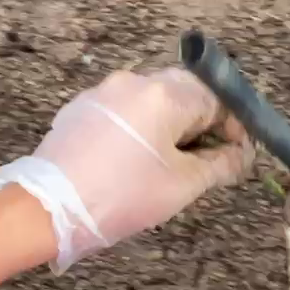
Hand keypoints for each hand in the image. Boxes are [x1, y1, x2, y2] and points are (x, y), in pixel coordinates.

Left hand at [0, 69, 253, 269]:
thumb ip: (220, 164)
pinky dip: (140, 130)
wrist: (48, 208)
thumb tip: (241, 155)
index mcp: (164, 94)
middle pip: (184, 93)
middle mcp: (134, 81)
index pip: (217, 99)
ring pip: (152, 102)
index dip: (234, 128)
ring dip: (170, 128)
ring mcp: (103, 92)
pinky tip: (134, 162)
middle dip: (201, 126)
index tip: (235, 156)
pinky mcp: (81, 109)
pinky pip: (124, 111)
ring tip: (168, 166)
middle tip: (205, 163)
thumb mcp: (182, 185)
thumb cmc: (121, 197)